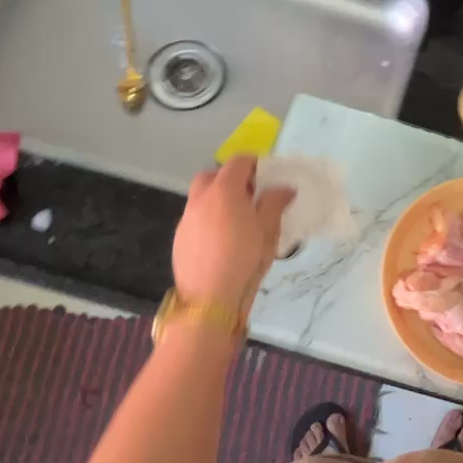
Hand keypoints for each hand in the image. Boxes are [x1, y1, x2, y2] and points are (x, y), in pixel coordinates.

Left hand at [171, 156, 294, 315]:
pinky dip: (208, 218)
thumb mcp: (268, 232)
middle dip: (230, 178)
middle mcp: (201, 199)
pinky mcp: (180, 237)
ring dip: (218, 199)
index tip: (267, 176)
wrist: (209, 300)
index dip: (254, 163)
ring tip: (237, 220)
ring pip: (201, 196)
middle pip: (212, 175)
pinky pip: (195, 217)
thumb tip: (283, 188)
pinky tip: (221, 240)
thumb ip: (274, 203)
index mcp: (225, 191)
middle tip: (249, 196)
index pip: (238, 162)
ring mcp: (187, 218)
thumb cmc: (244, 261)